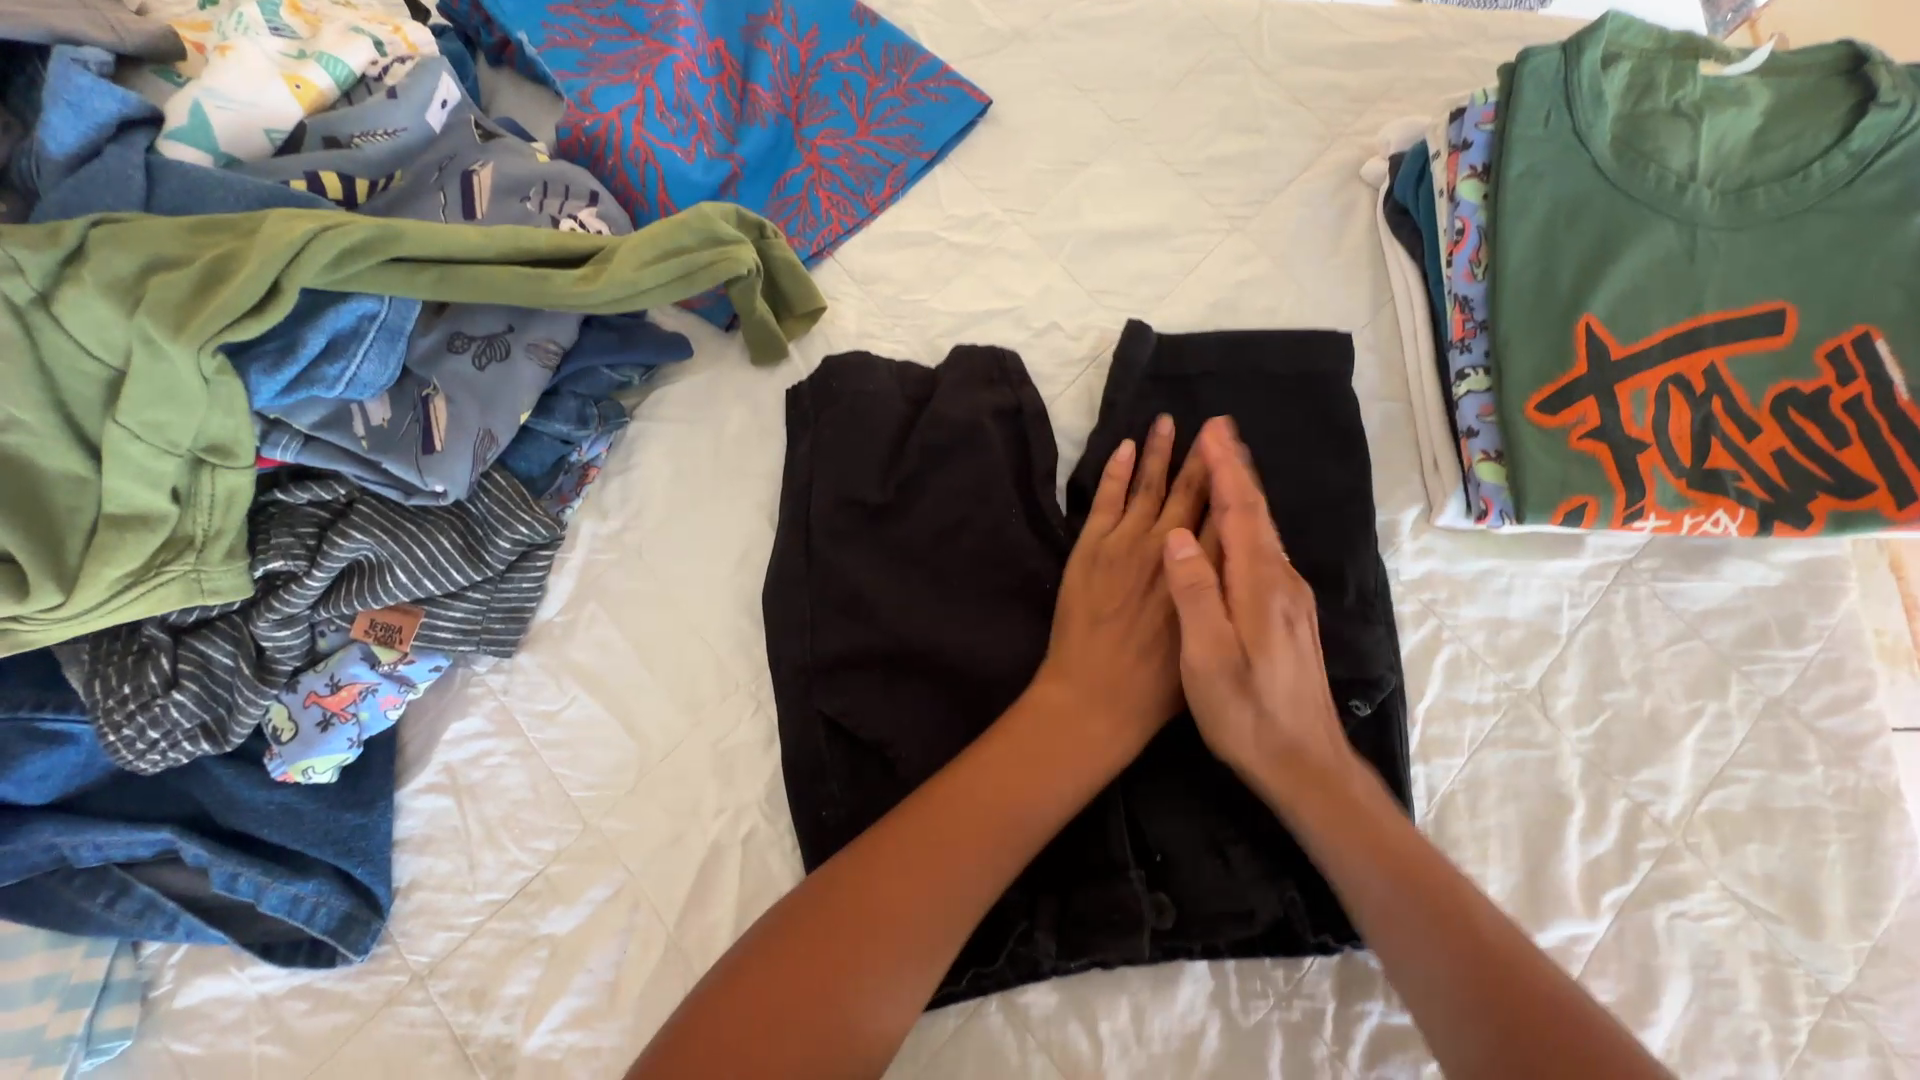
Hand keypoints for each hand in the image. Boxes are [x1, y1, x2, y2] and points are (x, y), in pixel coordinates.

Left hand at [1034, 414, 1209, 743]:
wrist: (1097, 698)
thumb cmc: (1157, 689)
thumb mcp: (1209, 644)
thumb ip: (1222, 601)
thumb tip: (1238, 576)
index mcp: (1204, 575)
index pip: (1224, 517)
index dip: (1233, 483)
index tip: (1240, 453)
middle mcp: (1169, 550)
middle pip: (1192, 493)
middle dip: (1205, 456)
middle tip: (1215, 422)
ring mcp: (1127, 545)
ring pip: (1151, 487)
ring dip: (1161, 452)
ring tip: (1169, 421)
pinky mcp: (1092, 549)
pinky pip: (1107, 499)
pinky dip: (1117, 471)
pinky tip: (1127, 447)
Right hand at [1159, 418, 1358, 805]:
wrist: (1304, 761)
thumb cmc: (1247, 713)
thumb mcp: (1207, 657)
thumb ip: (1194, 593)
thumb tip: (1177, 535)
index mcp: (1260, 586)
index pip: (1241, 513)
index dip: (1226, 470)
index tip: (1213, 430)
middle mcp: (1283, 583)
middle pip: (1259, 516)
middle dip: (1238, 472)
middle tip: (1221, 433)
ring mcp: (1292, 601)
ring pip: (1265, 534)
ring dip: (1245, 496)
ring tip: (1227, 468)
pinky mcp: (1291, 618)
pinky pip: (1267, 555)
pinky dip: (1250, 527)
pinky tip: (1241, 531)